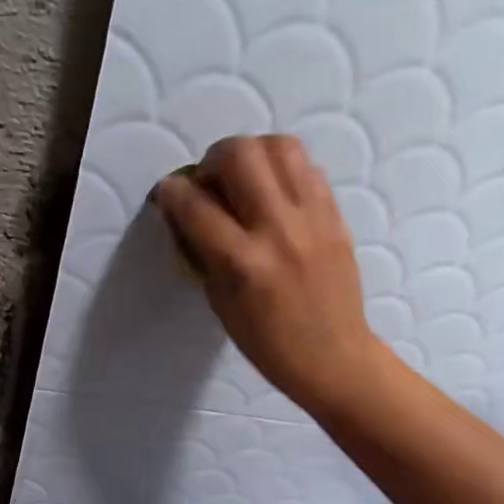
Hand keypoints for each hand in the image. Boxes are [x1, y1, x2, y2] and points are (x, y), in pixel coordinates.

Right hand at [153, 135, 383, 409]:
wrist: (332, 357)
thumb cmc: (267, 342)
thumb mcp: (221, 302)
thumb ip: (205, 253)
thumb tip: (191, 213)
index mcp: (243, 263)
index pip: (195, 205)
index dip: (171, 192)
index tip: (168, 192)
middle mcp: (278, 230)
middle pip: (239, 155)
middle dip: (212, 159)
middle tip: (211, 182)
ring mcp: (312, 218)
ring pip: (280, 146)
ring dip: (252, 153)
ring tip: (246, 177)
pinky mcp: (335, 216)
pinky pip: (308, 169)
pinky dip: (284, 170)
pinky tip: (276, 193)